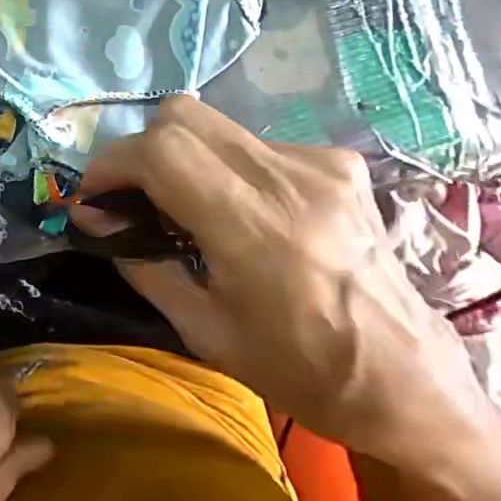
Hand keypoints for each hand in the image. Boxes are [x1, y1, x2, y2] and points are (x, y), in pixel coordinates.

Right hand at [70, 97, 490, 465]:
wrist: (409, 383)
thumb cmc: (300, 371)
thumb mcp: (202, 329)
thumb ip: (140, 262)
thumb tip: (90, 219)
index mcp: (253, 227)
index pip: (160, 151)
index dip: (111, 164)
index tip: (94, 197)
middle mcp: (288, 178)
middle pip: (181, 116)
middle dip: (138, 149)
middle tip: (129, 195)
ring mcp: (320, 164)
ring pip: (214, 123)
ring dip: (178, 154)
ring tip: (180, 205)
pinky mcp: (339, 164)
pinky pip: (253, 143)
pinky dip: (223, 165)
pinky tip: (237, 209)